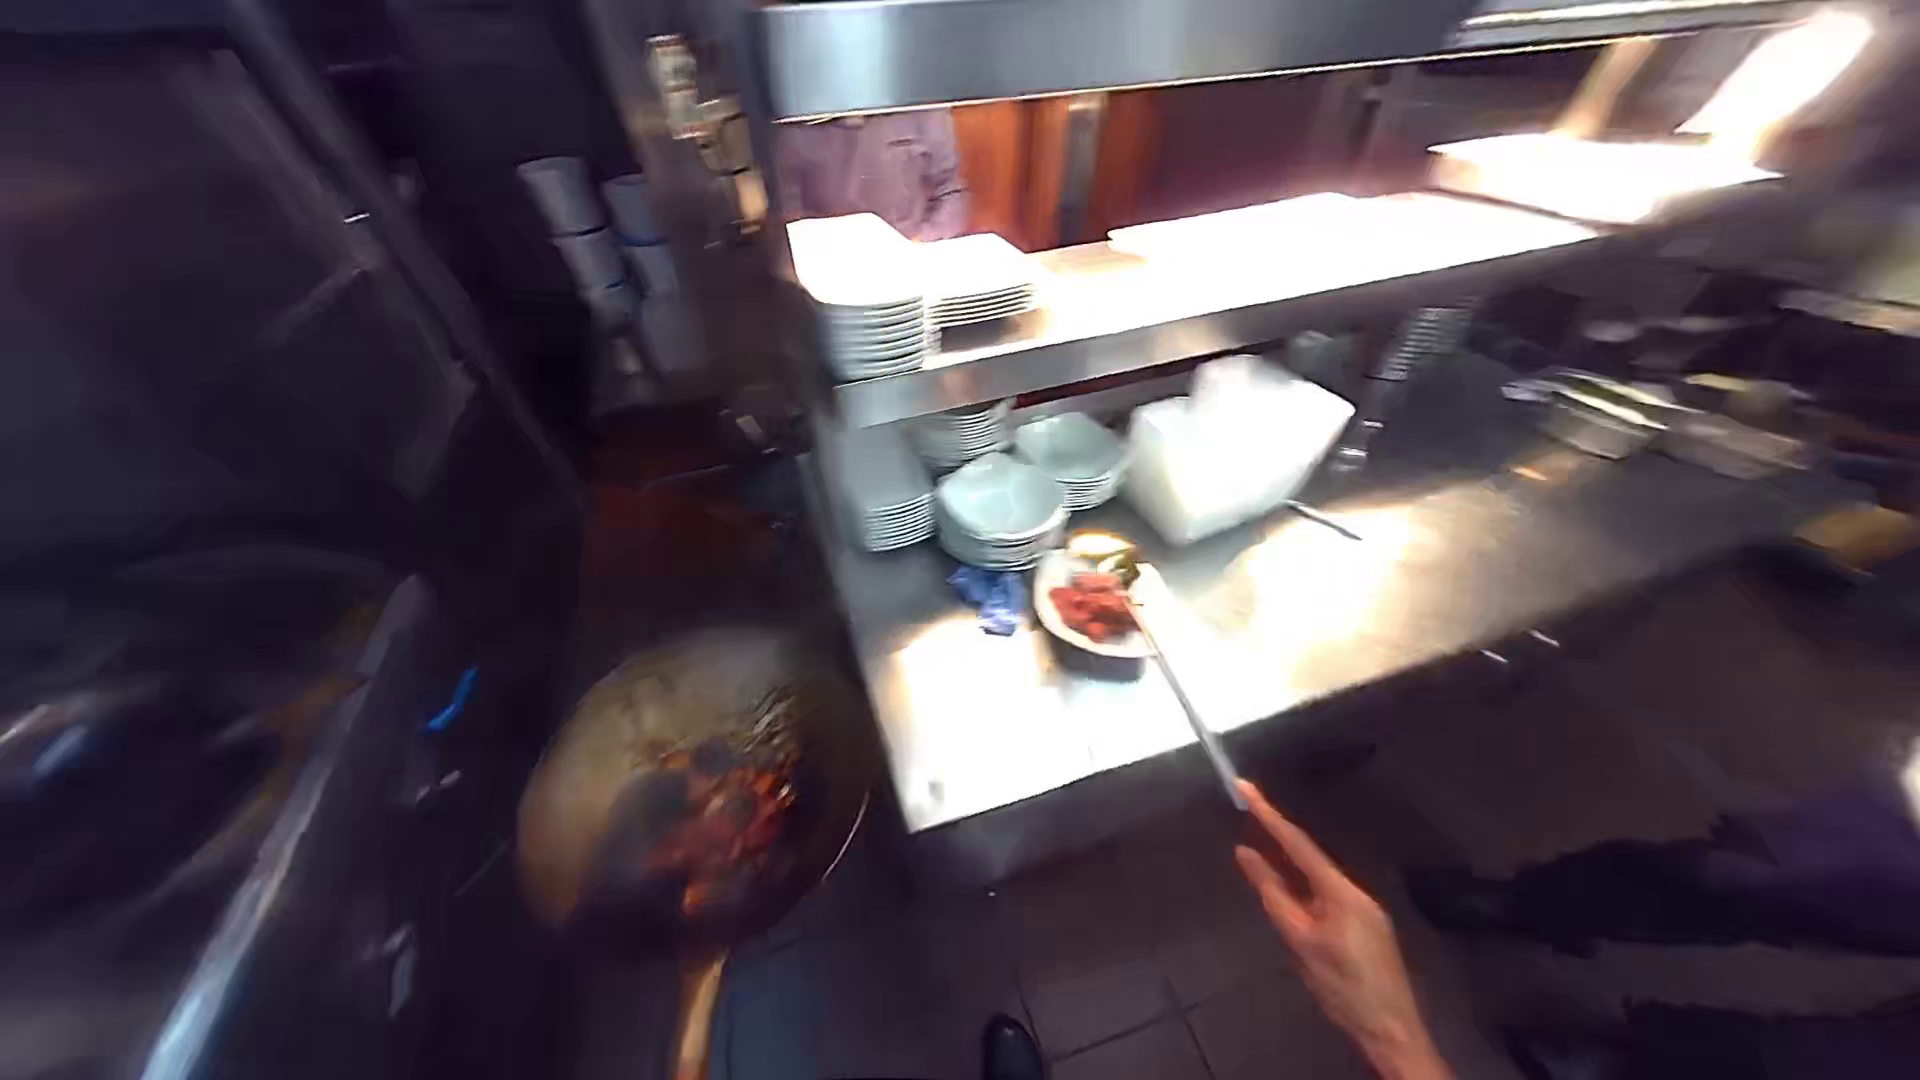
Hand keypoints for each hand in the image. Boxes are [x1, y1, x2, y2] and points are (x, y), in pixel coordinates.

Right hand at [1233, 780, 1451, 1079]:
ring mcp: (1364, 909)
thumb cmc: (1341, 985)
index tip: (1245, 787)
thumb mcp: (1297, 938)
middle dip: (1278, 835)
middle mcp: (1355, 891)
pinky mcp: (1366, 927)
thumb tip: (1245, 852)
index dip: (1268, 813)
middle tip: (1249, 808)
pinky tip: (1290, 894)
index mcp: (1339, 890)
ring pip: (1317, 877)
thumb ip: (1271, 891)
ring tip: (1261, 852)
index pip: (1296, 842)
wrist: (1393, 1035)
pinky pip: (1326, 894)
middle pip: (1309, 856)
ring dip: (1290, 865)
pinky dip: (1303, 885)